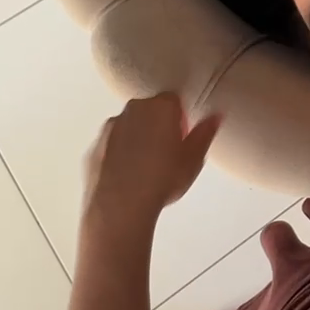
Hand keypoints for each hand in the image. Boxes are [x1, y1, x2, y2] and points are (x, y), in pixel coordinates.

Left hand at [81, 94, 219, 230]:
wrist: (119, 208)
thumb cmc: (160, 180)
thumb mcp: (194, 159)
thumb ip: (205, 133)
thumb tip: (216, 116)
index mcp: (160, 107)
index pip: (174, 101)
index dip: (180, 119)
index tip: (183, 137)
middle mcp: (133, 110)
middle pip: (150, 110)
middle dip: (158, 125)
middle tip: (168, 152)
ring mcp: (110, 129)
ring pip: (129, 126)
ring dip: (137, 138)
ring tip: (147, 167)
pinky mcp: (93, 148)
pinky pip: (111, 145)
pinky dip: (119, 154)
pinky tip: (128, 177)